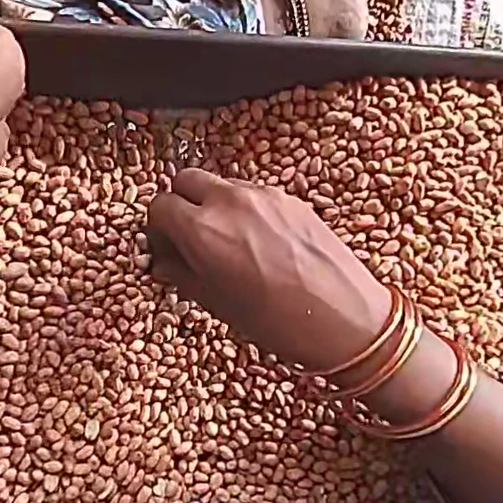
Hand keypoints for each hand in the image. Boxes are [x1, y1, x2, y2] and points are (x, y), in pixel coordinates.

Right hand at [146, 169, 391, 369]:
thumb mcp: (216, 304)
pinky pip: (253, 193)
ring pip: (221, 184)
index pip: (159, 205)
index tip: (165, 243)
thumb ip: (181, 272)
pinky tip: (258, 241)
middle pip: (186, 180)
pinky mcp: (290, 197)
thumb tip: (165, 258)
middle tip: (188, 233)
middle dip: (181, 203)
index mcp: (202, 230)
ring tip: (227, 241)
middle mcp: (229, 202)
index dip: (158, 226)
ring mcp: (263, 195)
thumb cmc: (277, 321)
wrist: (344, 317)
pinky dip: (243, 208)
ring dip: (213, 204)